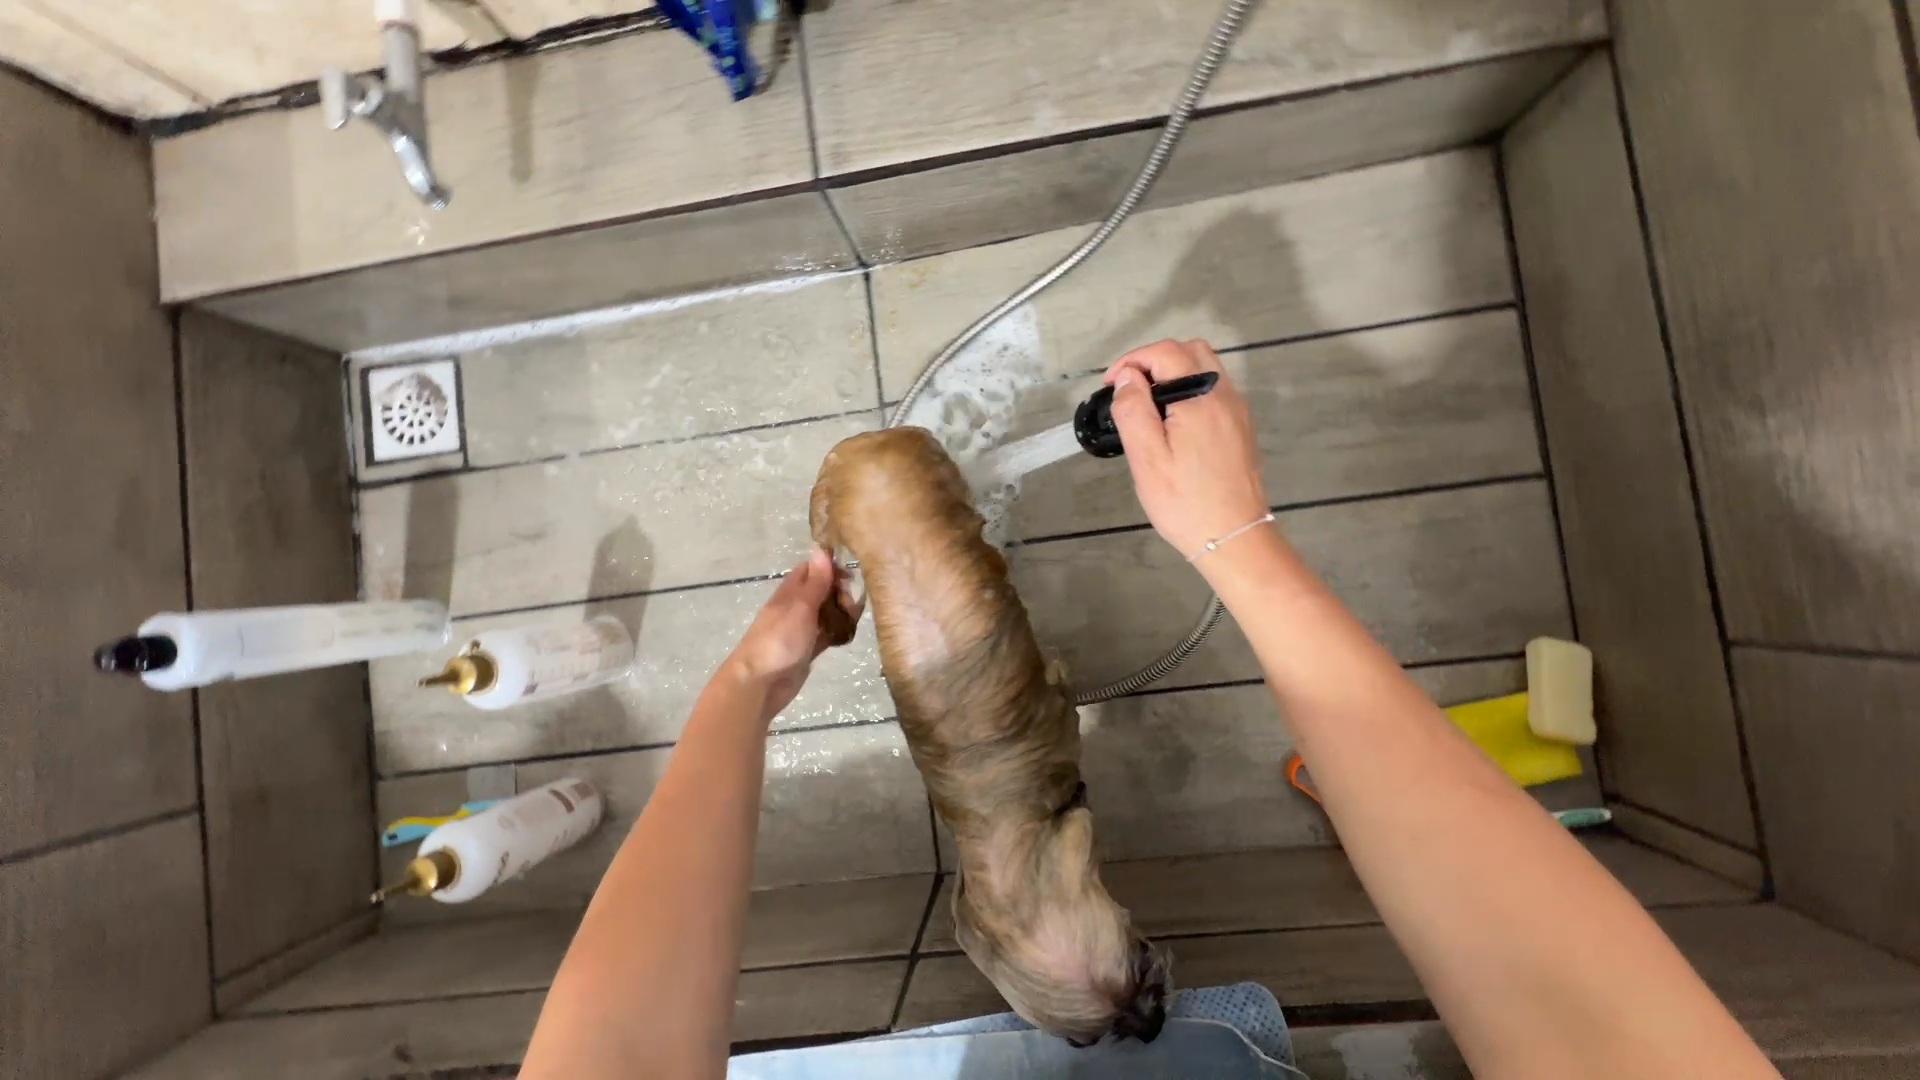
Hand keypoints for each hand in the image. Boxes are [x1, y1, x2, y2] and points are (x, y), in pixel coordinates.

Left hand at [723, 547, 856, 720]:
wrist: (759, 684)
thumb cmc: (778, 641)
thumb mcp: (800, 607)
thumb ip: (814, 582)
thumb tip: (820, 549)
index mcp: (789, 593)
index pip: (810, 570)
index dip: (830, 568)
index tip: (851, 575)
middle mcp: (794, 608)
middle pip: (821, 591)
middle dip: (839, 592)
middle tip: (851, 604)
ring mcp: (800, 630)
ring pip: (825, 613)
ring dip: (840, 612)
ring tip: (854, 619)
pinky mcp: (806, 650)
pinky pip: (825, 635)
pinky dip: (837, 632)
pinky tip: (849, 634)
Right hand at [1105, 339, 1269, 558]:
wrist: (1234, 537)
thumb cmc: (1185, 502)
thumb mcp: (1146, 459)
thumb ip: (1134, 411)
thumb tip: (1128, 378)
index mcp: (1200, 398)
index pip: (1165, 352)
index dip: (1132, 360)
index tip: (1111, 385)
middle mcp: (1225, 395)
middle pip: (1191, 351)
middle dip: (1154, 360)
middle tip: (1129, 390)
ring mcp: (1237, 411)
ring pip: (1206, 368)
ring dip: (1173, 374)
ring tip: (1146, 406)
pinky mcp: (1240, 428)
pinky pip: (1214, 391)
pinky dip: (1188, 390)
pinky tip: (1171, 423)